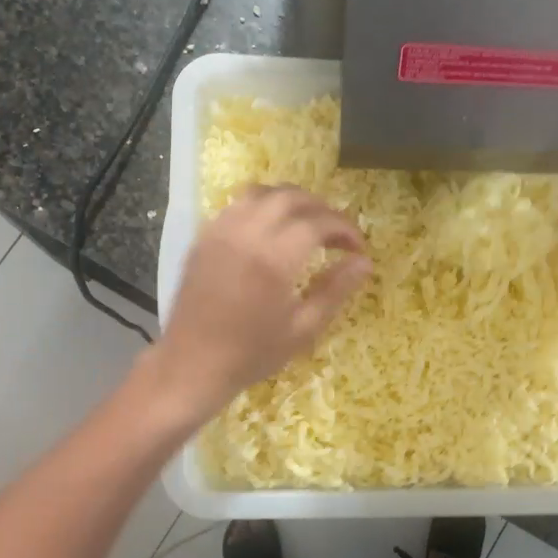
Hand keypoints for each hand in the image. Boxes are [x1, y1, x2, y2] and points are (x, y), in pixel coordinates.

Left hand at [145, 185, 370, 419]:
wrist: (193, 364)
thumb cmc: (252, 353)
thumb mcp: (303, 329)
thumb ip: (335, 290)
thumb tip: (364, 263)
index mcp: (274, 258)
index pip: (318, 223)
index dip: (345, 229)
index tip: (358, 248)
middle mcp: (246, 234)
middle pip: (291, 198)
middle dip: (322, 209)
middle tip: (338, 234)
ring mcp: (220, 231)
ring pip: (262, 194)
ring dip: (291, 201)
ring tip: (307, 224)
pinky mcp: (204, 238)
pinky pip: (237, 206)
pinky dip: (262, 207)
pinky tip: (271, 230)